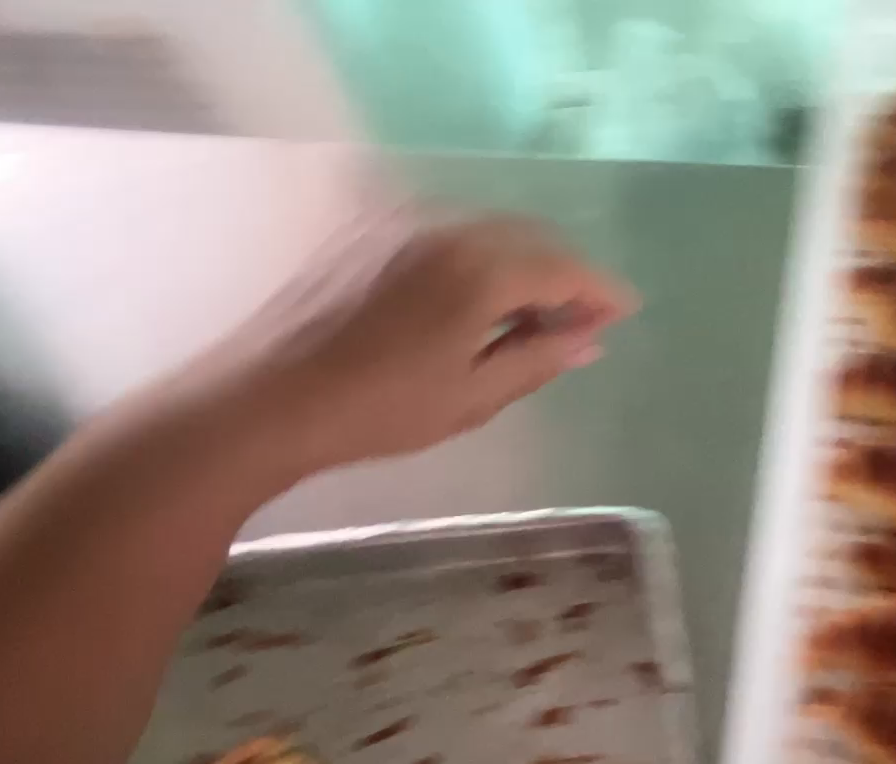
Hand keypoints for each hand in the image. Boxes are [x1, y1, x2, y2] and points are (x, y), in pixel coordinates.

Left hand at [202, 214, 635, 476]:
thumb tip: (591, 340)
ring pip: (489, 232)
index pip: (562, 267)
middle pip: (530, 238)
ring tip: (535, 318)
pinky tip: (480, 300)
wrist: (268, 398)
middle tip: (586, 321)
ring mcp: (402, 220)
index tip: (627, 310)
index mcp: (478, 269)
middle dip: (567, 276)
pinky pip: (449, 232)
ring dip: (525, 267)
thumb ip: (539, 359)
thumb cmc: (381, 411)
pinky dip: (482, 260)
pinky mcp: (370, 228)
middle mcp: (445, 225)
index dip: (600, 290)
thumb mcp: (474, 397)